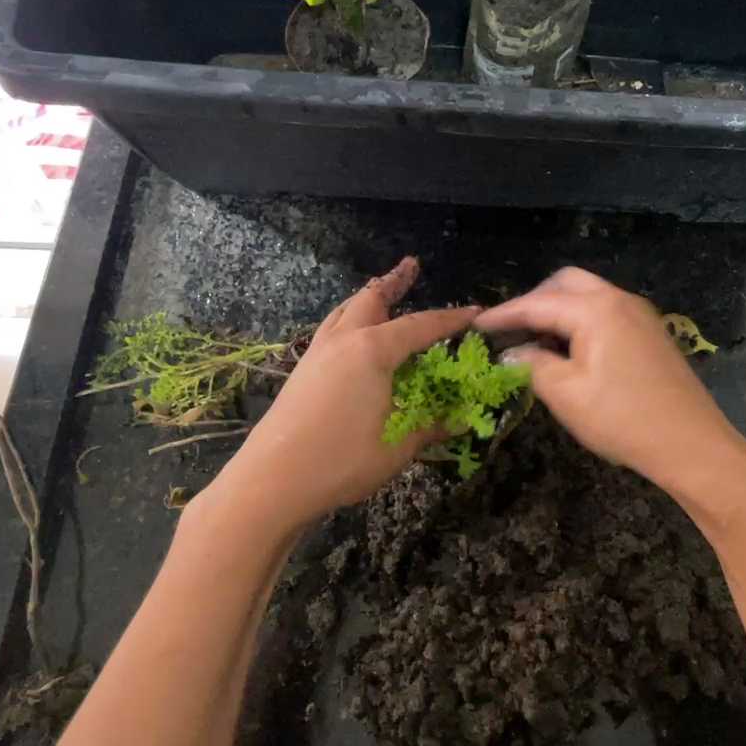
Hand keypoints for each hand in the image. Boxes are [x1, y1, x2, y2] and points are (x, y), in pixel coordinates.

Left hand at [204, 257, 476, 532]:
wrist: (271, 480)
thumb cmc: (341, 461)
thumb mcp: (398, 447)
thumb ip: (430, 427)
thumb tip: (460, 420)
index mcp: (373, 351)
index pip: (421, 326)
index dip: (450, 319)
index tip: (474, 312)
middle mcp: (344, 340)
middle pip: (372, 298)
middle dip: (395, 281)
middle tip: (412, 266)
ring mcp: (318, 352)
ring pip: (345, 309)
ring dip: (367, 297)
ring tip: (382, 291)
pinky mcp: (302, 369)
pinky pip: (331, 328)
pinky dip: (349, 317)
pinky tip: (353, 333)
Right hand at [475, 267, 742, 487]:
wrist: (692, 445)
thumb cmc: (623, 419)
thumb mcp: (566, 395)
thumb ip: (532, 365)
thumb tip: (510, 353)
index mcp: (595, 309)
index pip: (537, 303)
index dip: (504, 314)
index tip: (477, 325)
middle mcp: (618, 300)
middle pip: (565, 283)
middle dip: (534, 301)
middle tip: (510, 330)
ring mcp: (639, 314)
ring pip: (588, 295)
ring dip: (558, 310)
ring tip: (536, 342)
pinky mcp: (650, 332)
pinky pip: (606, 311)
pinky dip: (581, 320)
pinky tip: (570, 351)